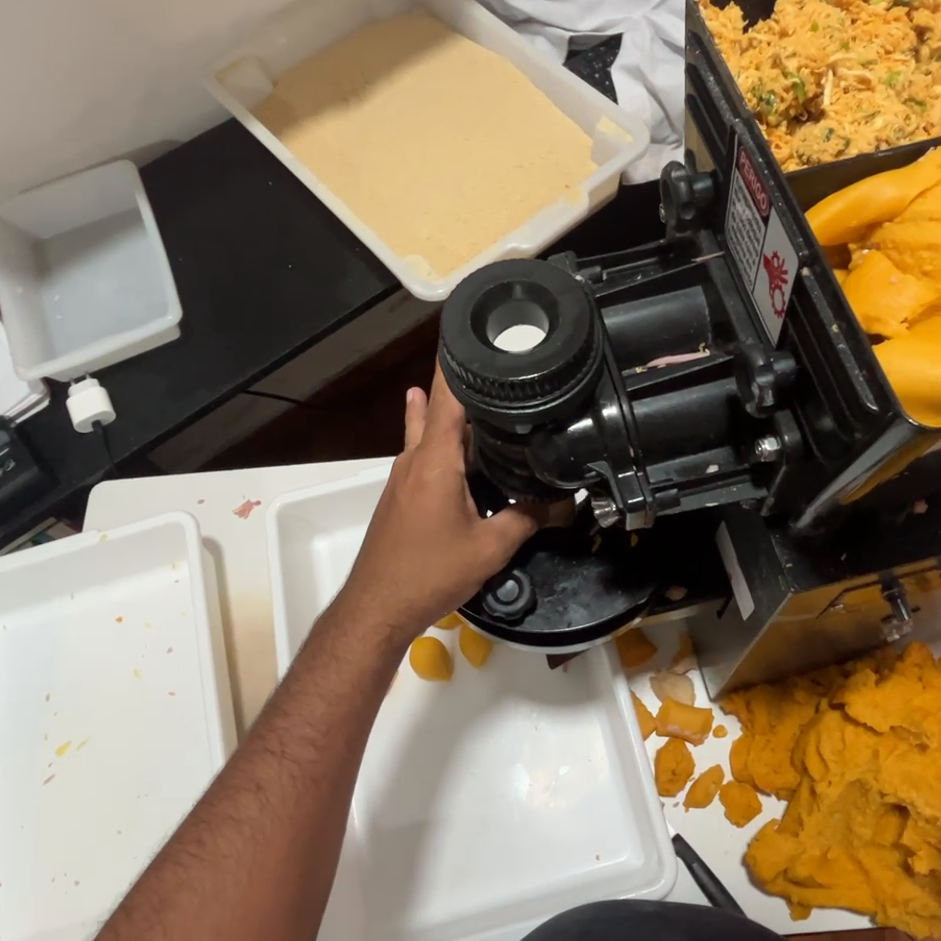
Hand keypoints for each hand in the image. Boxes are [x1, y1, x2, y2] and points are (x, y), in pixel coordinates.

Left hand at [336, 370, 546, 641]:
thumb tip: (562, 503)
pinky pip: (426, 456)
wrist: (378, 606)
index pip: (448, 395)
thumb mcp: (490, 547)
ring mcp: (404, 477)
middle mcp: (415, 460)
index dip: (460, 361)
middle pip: (438, 408)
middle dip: (465, 386)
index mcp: (436, 460)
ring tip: (477, 391)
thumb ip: (528, 519)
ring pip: (429, 432)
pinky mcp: (402, 496)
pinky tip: (460, 448)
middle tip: (498, 368)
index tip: (477, 334)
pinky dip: (446, 443)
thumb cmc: (430, 573)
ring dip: (453, 414)